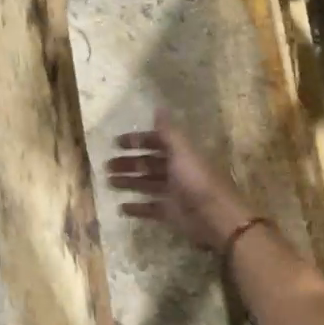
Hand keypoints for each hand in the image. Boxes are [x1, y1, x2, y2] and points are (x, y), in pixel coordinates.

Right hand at [107, 110, 254, 251]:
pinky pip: (150, 208)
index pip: (156, 142)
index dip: (137, 141)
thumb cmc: (197, 180)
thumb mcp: (182, 151)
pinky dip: (136, 207)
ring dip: (128, 182)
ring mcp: (173, 193)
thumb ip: (168, 132)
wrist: (216, 217)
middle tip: (107, 165)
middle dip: (129, 163)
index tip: (116, 143)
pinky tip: (121, 207)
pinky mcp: (171, 213)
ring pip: (146, 184)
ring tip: (108, 182)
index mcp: (180, 154)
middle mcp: (176, 171)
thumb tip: (158, 107)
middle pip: (148, 163)